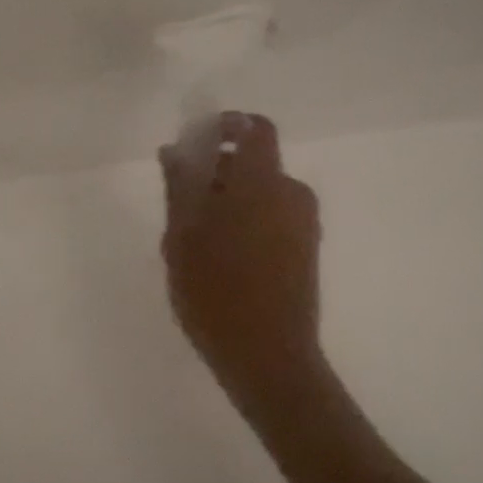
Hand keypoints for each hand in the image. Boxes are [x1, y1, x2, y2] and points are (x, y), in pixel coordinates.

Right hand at [160, 113, 325, 402]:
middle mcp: (292, 193)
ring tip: (195, 239)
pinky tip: (220, 259)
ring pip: (262, 195)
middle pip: (256, 163)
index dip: (224, 126)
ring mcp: (304, 225)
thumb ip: (181, 187)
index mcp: (262, 180)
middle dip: (219, 171)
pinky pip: (273, 219)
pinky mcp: (306, 252)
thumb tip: (176, 151)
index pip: (253, 128)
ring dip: (231, 201)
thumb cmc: (216, 292)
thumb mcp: (183, 237)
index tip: (193, 145)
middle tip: (181, 203)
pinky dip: (247, 223)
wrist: (269, 356)